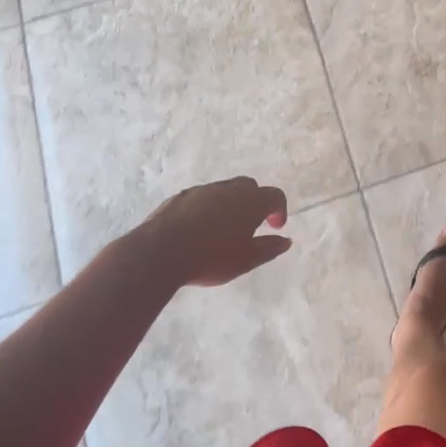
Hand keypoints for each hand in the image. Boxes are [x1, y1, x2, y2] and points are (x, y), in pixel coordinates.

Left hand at [125, 177, 291, 290]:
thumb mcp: (247, 260)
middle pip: (249, 186)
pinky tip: (198, 228)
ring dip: (230, 203)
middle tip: (250, 224)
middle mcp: (228, 189)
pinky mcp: (179, 197)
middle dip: (254, 201)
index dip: (279, 209)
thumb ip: (269, 248)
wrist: (160, 253)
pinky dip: (207, 207)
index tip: (275, 227)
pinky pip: (201, 197)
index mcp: (250, 201)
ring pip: (223, 190)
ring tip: (222, 228)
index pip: (275, 195)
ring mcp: (202, 190)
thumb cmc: (211, 257)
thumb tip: (286, 240)